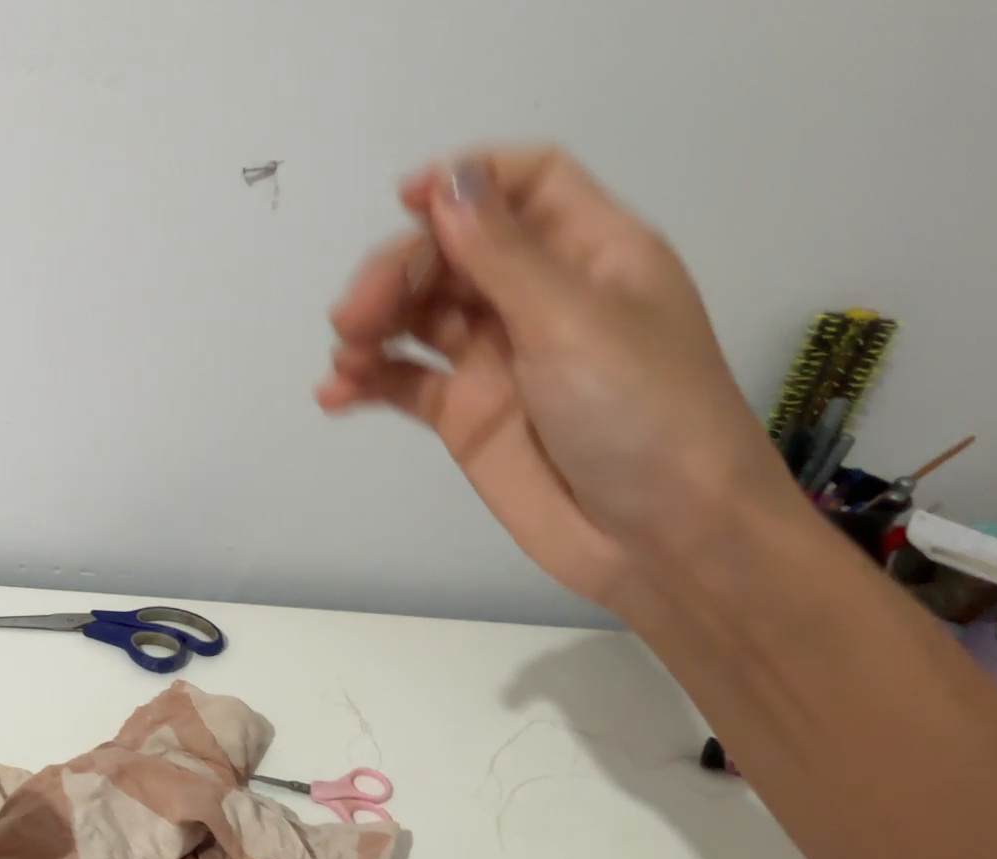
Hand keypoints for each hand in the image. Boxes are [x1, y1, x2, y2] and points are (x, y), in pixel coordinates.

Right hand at [319, 147, 791, 611]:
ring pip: (416, 316)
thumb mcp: (576, 322)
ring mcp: (496, 358)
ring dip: (372, 325)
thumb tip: (446, 180)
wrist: (661, 541)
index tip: (407, 202)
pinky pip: (403, 382)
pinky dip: (366, 381)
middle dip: (396, 272)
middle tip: (355, 315)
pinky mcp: (464, 414)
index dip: (466, 183)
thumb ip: (503, 254)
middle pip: (450, 253)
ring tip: (346, 357)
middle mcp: (537, 298)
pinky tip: (335, 394)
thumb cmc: (644, 415)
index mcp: (589, 255)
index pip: (525, 187)